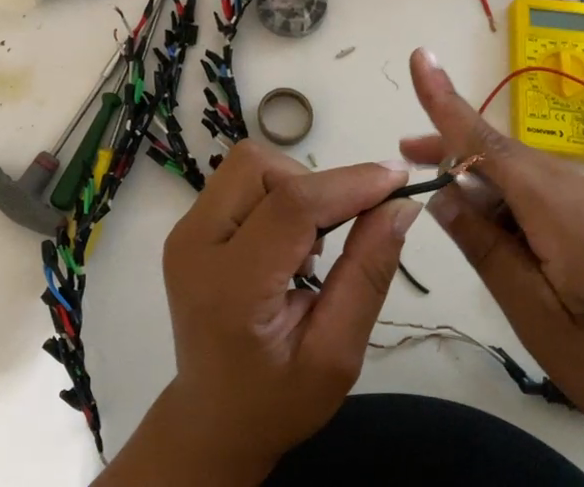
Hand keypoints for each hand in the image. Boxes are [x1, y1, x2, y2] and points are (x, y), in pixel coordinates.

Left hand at [98, 142, 418, 486]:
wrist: (212, 417)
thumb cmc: (277, 399)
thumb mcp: (335, 354)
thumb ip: (366, 275)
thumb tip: (400, 206)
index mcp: (230, 285)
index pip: (290, 204)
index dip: (349, 183)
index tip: (399, 180)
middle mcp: (194, 243)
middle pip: (258, 166)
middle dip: (314, 184)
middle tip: (339, 238)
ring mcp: (184, 231)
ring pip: (247, 166)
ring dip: (293, 189)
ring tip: (308, 253)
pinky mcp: (187, 227)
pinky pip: (238, 183)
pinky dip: (275, 197)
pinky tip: (286, 249)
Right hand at [401, 49, 583, 486]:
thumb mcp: (537, 317)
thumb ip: (487, 249)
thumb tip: (444, 195)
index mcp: (563, 210)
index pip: (489, 143)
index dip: (447, 102)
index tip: (420, 57)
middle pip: (509, 158)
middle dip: (457, 153)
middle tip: (410, 158)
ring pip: (536, 181)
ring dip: (492, 188)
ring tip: (462, 220)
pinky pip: (562, 201)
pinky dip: (525, 208)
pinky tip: (518, 246)